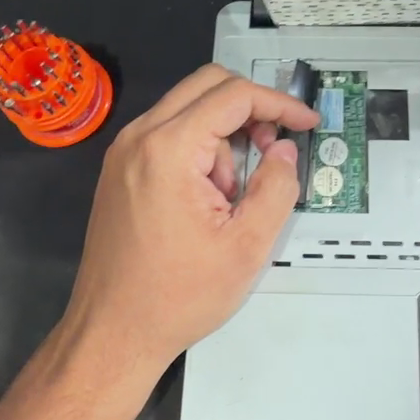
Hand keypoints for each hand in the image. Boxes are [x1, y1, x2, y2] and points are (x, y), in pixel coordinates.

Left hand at [61, 65, 318, 379]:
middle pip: (207, 85)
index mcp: (168, 148)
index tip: (308, 123)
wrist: (111, 334)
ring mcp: (124, 151)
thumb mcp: (247, 247)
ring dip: (222, 136)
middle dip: (250, 109)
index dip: (278, 103)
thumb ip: (277, 187)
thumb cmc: (178, 296)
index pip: (233, 95)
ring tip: (231, 198)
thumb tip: (284, 149)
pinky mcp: (120, 169)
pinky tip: (207, 199)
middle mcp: (139, 136)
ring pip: (189, 109)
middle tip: (273, 149)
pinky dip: (199, 148)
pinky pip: (169, 133)